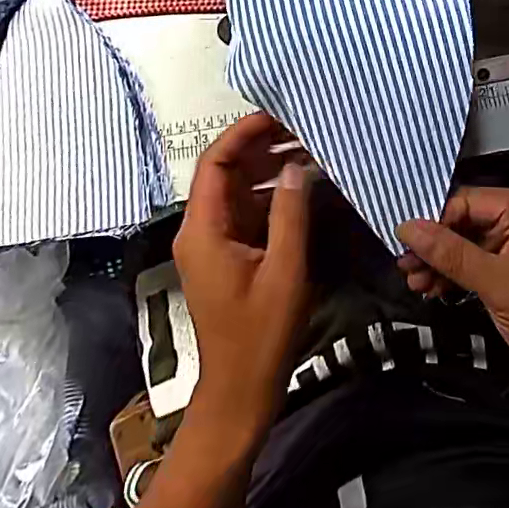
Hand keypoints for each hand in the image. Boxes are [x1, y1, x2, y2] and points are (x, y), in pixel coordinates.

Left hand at [173, 112, 314, 440]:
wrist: (240, 391)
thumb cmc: (260, 334)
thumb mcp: (284, 270)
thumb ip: (290, 214)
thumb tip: (296, 166)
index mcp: (203, 229)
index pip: (215, 162)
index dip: (243, 134)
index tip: (276, 117)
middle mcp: (200, 229)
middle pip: (226, 172)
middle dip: (261, 148)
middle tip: (302, 130)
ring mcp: (212, 243)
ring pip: (238, 191)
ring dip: (268, 171)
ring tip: (308, 151)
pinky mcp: (227, 255)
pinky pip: (246, 213)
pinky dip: (270, 197)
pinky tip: (300, 188)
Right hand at [396, 187, 508, 406]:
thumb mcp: (500, 285)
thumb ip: (451, 254)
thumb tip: (410, 228)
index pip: (468, 201)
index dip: (434, 220)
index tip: (403, 239)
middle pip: (465, 222)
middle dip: (434, 245)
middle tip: (406, 263)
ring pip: (466, 245)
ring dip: (440, 263)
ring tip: (415, 280)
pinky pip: (476, 264)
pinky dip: (455, 276)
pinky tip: (433, 288)